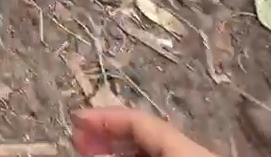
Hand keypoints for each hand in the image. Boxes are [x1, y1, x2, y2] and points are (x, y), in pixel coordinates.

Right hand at [72, 108, 221, 156]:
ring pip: (156, 154)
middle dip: (110, 138)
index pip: (140, 121)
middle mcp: (195, 156)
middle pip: (147, 137)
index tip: (75, 121)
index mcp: (188, 152)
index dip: (104, 118)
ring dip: (123, 155)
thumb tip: (88, 152)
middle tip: (80, 144)